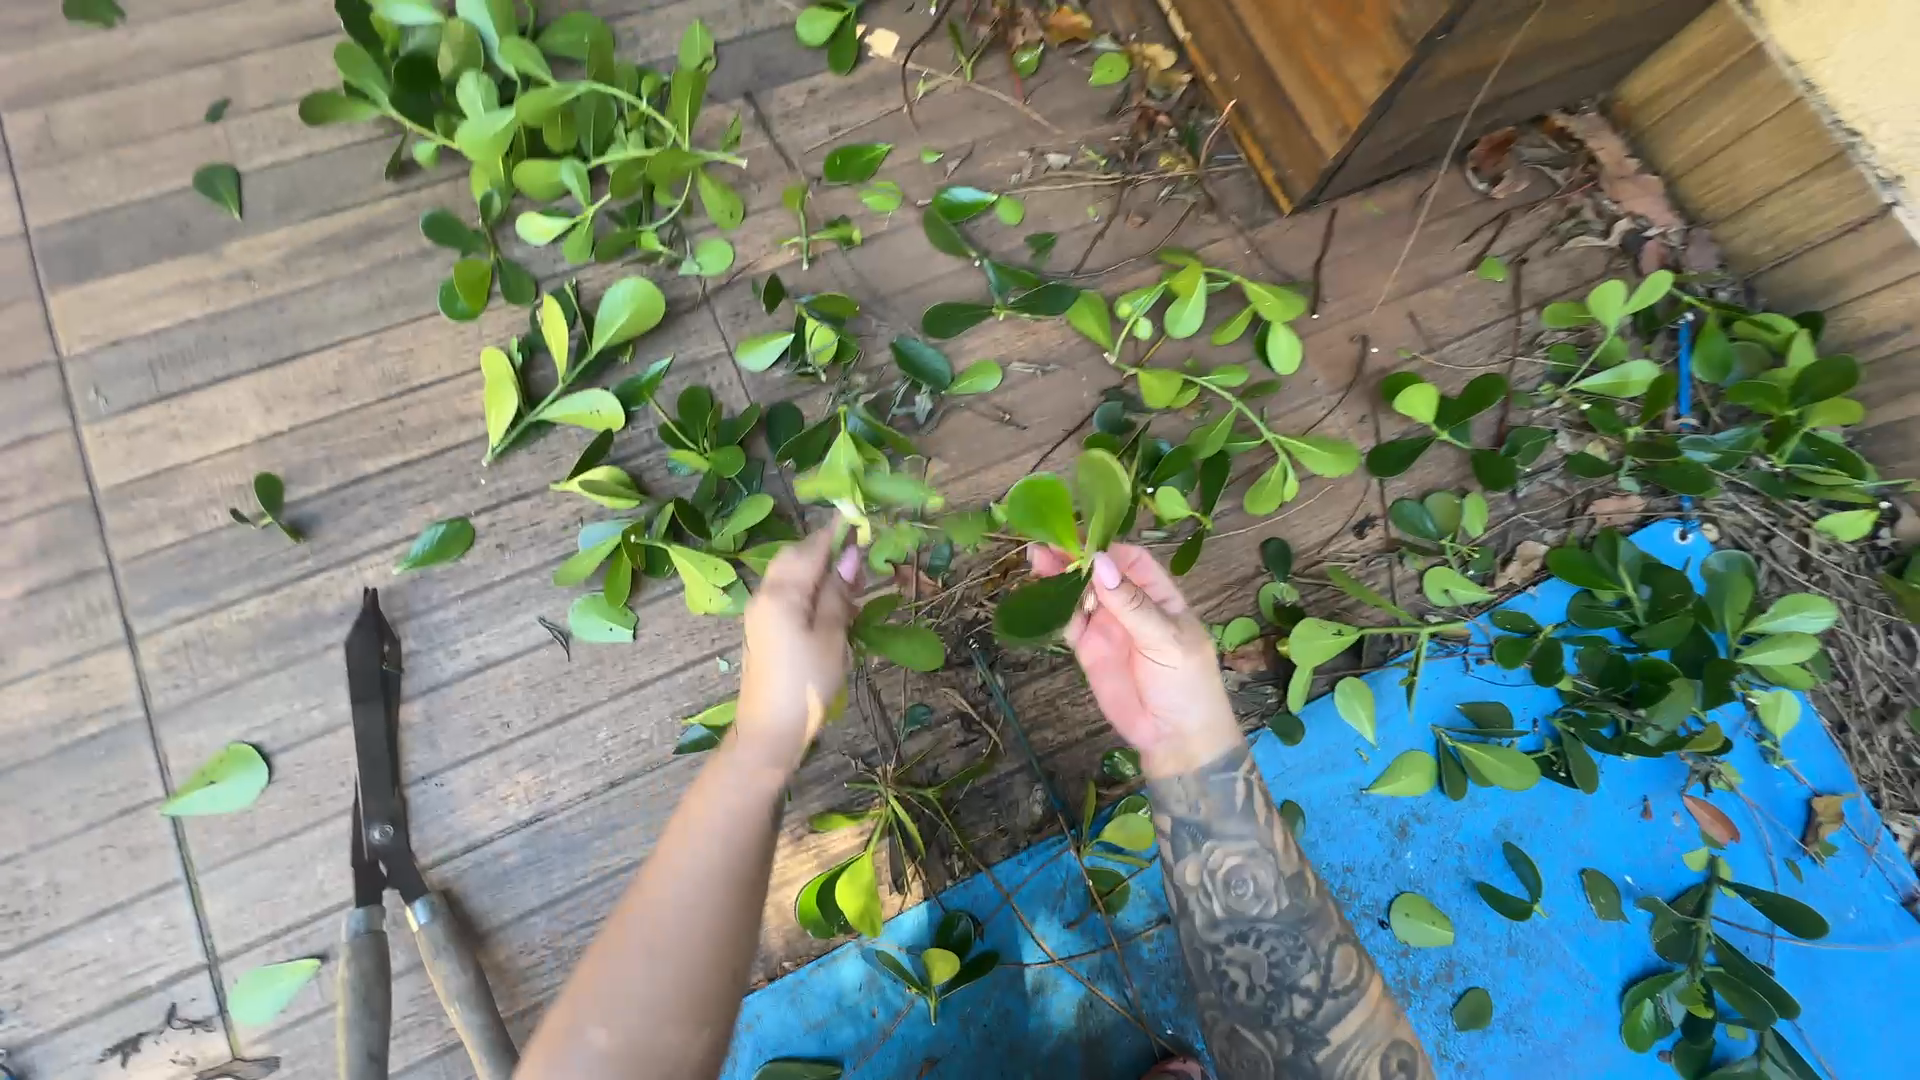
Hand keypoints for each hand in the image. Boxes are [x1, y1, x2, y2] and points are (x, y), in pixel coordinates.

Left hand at [734, 527, 860, 775]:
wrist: (770, 732)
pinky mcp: (765, 630)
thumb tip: (849, 556)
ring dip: (821, 572)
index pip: (811, 548)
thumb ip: (838, 593)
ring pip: (792, 576)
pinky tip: (836, 607)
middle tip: (861, 559)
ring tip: (855, 585)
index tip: (861, 519)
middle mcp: (765, 595)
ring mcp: (761, 613)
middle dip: (827, 550)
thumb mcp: (832, 636)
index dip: (836, 532)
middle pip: (796, 557)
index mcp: (781, 592)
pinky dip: (812, 592)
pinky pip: (789, 596)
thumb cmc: (806, 684)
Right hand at [1029, 544, 1240, 777]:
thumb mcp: (1167, 639)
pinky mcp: (1087, 647)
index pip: (1129, 560)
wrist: (1174, 735)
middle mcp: (1128, 604)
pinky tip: (1036, 593)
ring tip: (1035, 561)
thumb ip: (1132, 603)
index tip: (1080, 542)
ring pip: (1078, 594)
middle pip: (1097, 572)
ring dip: (1057, 577)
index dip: (1105, 549)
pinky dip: (1051, 607)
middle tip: (1045, 547)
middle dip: (1073, 558)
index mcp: (1157, 594)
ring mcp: (1106, 625)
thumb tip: (1099, 564)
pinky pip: (1067, 621)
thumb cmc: (1186, 682)